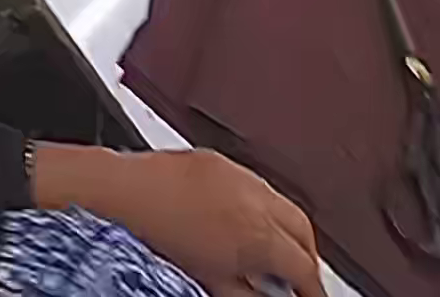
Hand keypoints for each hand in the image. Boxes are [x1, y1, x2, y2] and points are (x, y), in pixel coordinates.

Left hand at [38, 146, 326, 296]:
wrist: (125, 194)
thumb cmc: (160, 235)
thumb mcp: (214, 282)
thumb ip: (249, 294)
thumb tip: (269, 296)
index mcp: (257, 231)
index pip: (305, 265)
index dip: (313, 288)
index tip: (309, 296)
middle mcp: (252, 194)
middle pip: (301, 227)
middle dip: (305, 254)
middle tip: (297, 277)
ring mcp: (234, 171)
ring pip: (278, 200)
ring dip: (281, 225)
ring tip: (266, 249)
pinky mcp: (215, 158)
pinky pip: (252, 181)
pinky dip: (257, 202)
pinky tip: (239, 219)